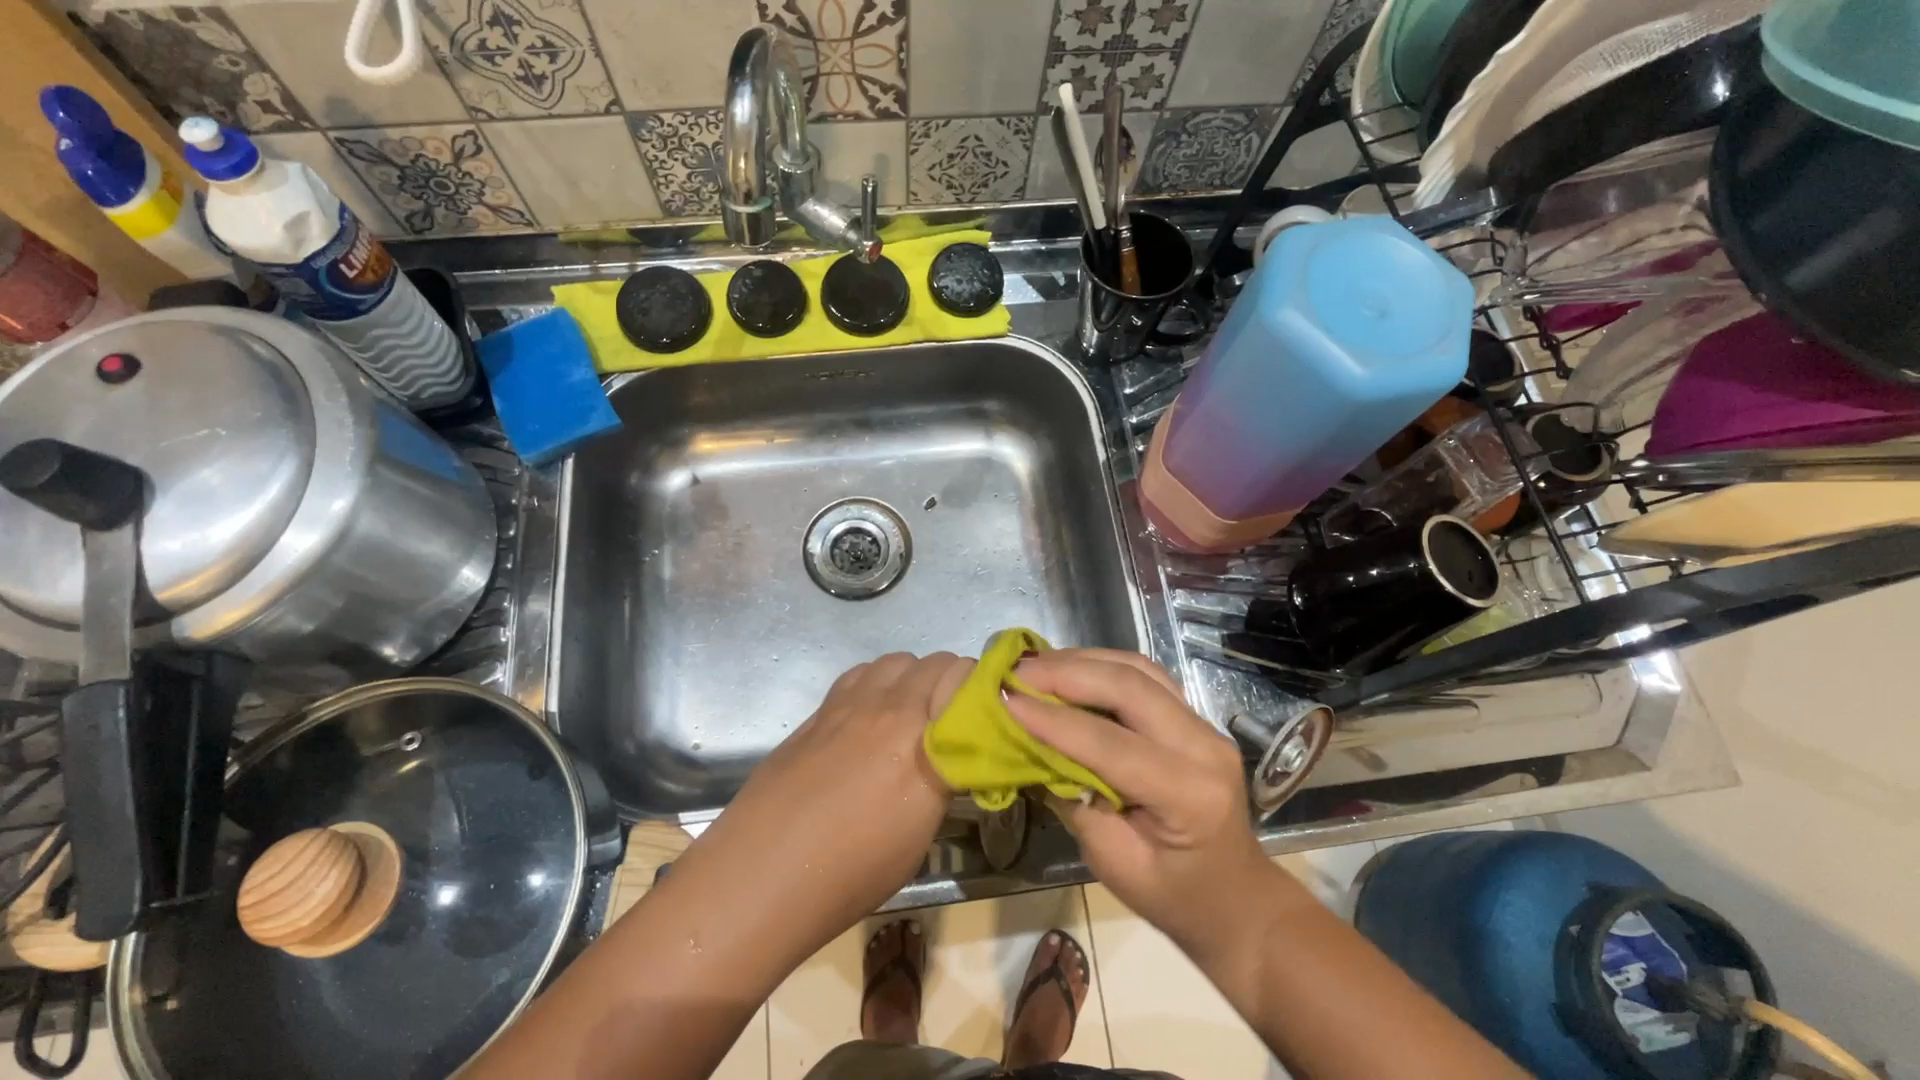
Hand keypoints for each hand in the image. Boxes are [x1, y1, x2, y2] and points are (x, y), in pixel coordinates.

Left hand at [672, 652, 972, 948]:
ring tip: (912, 720)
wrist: (762, 875)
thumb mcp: (920, 833)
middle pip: (935, 662)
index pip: (968, 681)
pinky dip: (877, 686)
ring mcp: (846, 706)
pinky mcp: (815, 714)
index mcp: (921, 738)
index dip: (986, 695)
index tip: (992, 723)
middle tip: (956, 725)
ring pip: (895, 661)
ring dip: (914, 679)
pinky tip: (870, 723)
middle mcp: (887, 708)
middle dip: (955, 684)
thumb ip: (943, 778)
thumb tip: (953, 757)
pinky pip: (859, 677)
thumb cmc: (851, 871)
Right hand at [1008, 649, 1288, 952]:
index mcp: (1190, 794)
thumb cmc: (1173, 894)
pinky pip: (1146, 678)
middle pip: (1132, 687)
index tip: (1006, 701)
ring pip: (1140, 670)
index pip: (1113, 745)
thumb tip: (1032, 752)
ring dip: (1083, 661)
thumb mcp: (1116, 864)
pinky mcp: (1194, 719)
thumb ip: (1078, 803)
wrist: (1235, 898)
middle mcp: (1205, 747)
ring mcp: (1205, 727)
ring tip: (1033, 665)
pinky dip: (1102, 668)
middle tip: (1014, 673)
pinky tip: (1067, 671)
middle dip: (1068, 673)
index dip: (1055, 720)